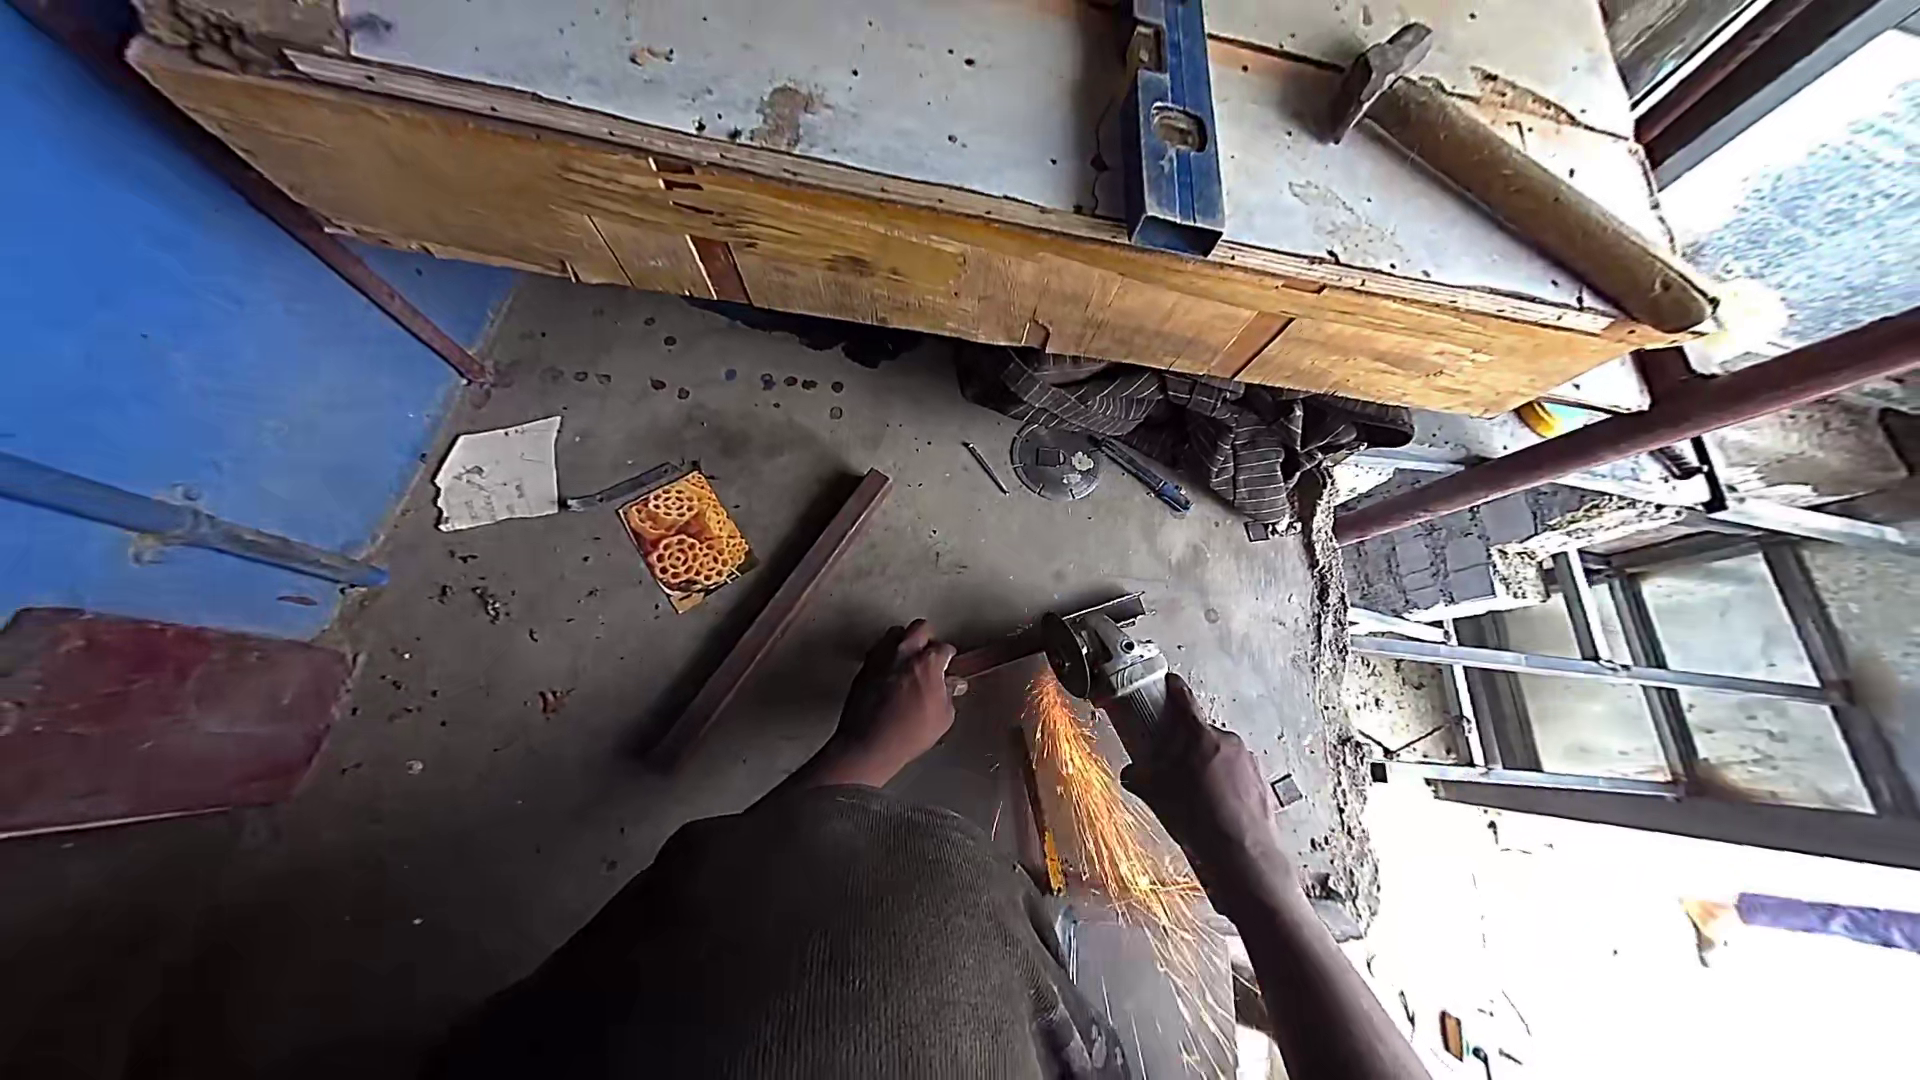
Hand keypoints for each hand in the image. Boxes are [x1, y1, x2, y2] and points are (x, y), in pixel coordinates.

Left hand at [833, 620, 957, 768]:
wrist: (869, 744)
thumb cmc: (906, 733)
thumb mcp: (942, 717)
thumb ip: (948, 694)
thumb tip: (950, 686)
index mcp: (927, 662)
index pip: (944, 647)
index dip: (948, 656)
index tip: (948, 662)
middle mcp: (903, 652)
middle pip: (920, 627)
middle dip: (928, 637)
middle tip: (931, 652)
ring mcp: (881, 656)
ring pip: (896, 633)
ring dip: (905, 641)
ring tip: (909, 657)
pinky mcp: (865, 666)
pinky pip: (879, 649)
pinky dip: (887, 655)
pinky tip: (891, 670)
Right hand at [1121, 675, 1295, 907]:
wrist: (1241, 855)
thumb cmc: (1199, 821)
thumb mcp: (1154, 794)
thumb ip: (1139, 775)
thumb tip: (1132, 772)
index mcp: (1199, 736)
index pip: (1184, 698)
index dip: (1173, 688)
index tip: (1169, 683)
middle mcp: (1227, 741)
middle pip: (1200, 731)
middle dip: (1186, 743)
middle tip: (1173, 762)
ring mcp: (1247, 761)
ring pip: (1219, 752)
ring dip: (1207, 764)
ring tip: (1195, 792)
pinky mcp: (1260, 781)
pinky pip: (1236, 772)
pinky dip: (1224, 782)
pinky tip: (1214, 805)